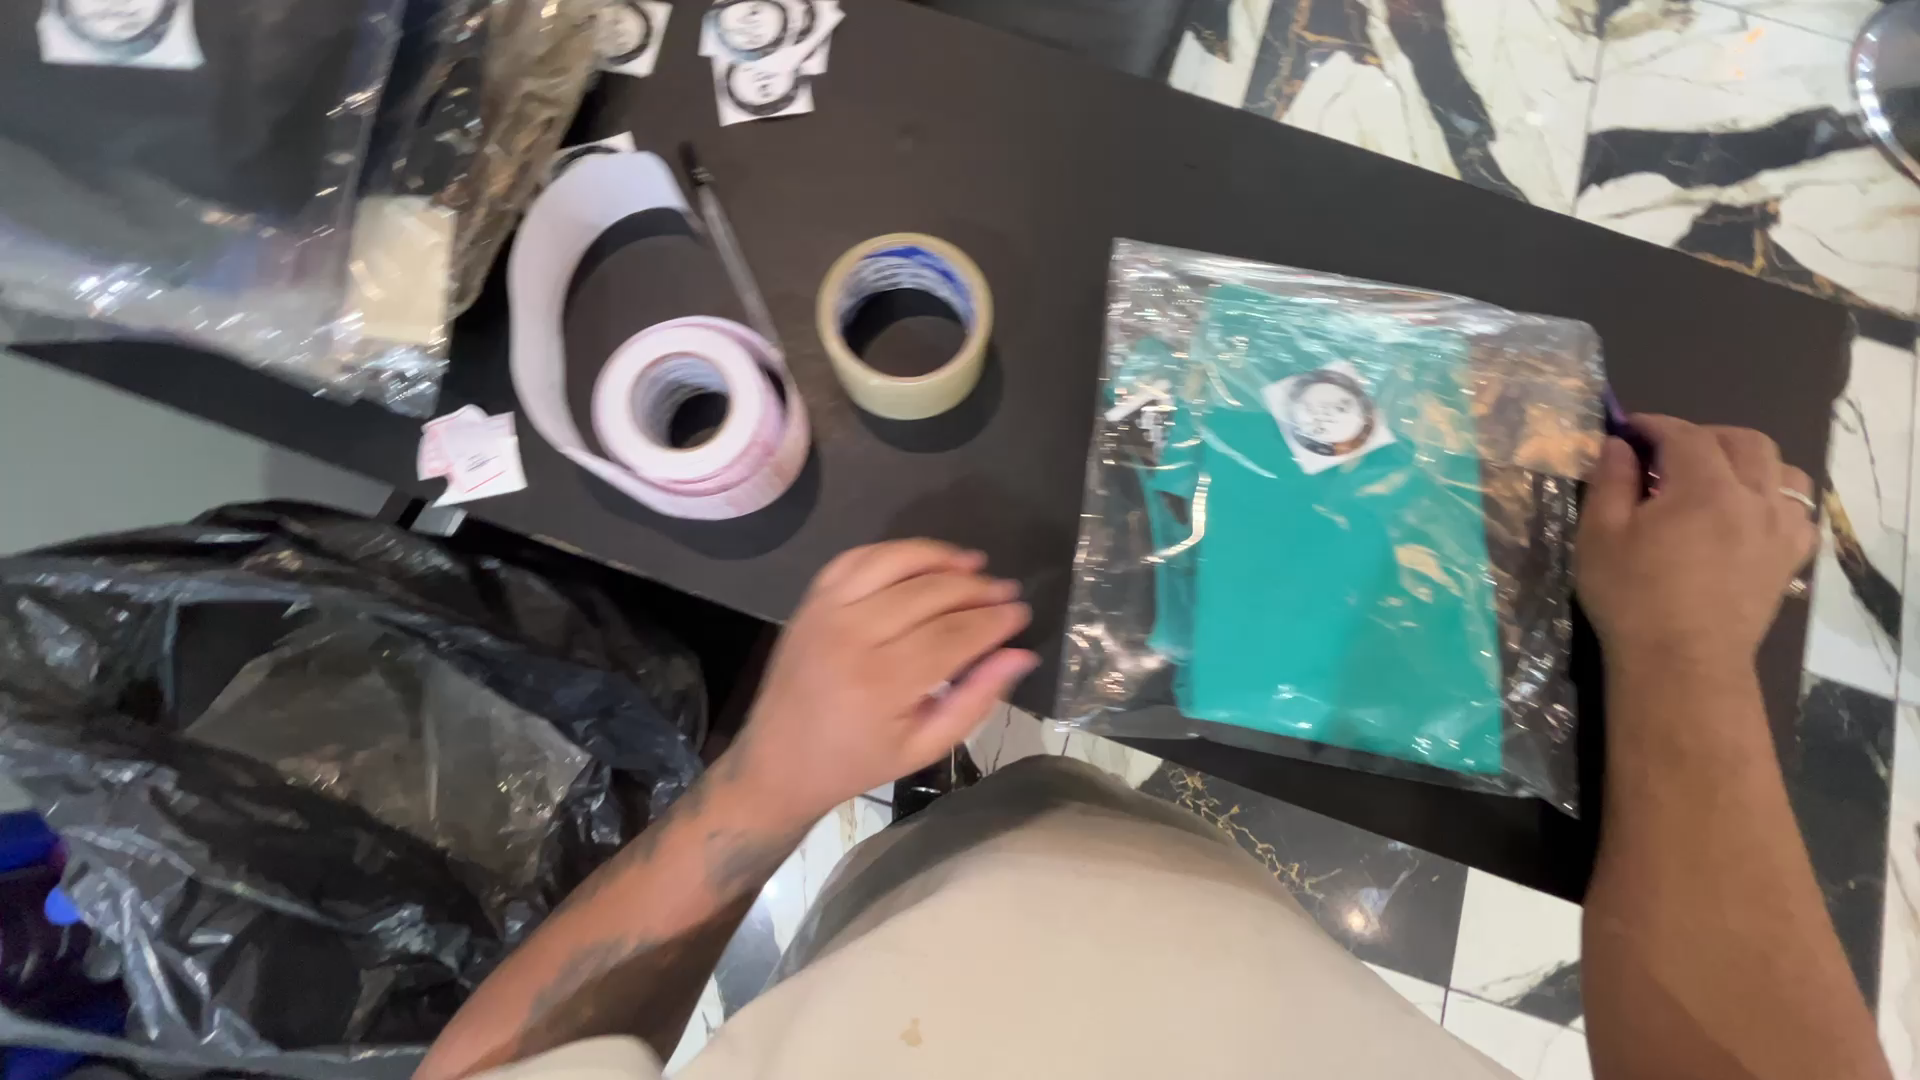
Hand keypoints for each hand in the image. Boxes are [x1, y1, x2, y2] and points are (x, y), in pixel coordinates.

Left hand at [726, 539, 1037, 822]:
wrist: (777, 762)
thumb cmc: (856, 762)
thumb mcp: (924, 747)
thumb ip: (976, 700)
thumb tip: (1021, 656)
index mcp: (881, 683)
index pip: (953, 635)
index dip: (993, 620)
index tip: (1021, 612)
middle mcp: (852, 636)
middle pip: (929, 593)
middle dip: (976, 588)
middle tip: (1007, 590)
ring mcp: (826, 611)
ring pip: (893, 562)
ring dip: (939, 557)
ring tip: (974, 563)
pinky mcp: (811, 601)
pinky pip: (856, 558)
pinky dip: (894, 552)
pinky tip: (922, 560)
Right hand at [1577, 416, 1816, 671]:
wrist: (1679, 656)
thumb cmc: (1628, 593)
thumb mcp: (1599, 534)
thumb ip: (1611, 482)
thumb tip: (1619, 445)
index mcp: (1703, 490)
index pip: (1686, 436)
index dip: (1655, 425)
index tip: (1626, 428)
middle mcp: (1754, 499)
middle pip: (1744, 442)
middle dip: (1701, 436)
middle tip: (1660, 452)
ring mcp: (1781, 528)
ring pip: (1780, 470)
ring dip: (1743, 462)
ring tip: (1706, 479)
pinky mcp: (1791, 555)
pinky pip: (1795, 508)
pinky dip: (1768, 496)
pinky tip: (1738, 514)